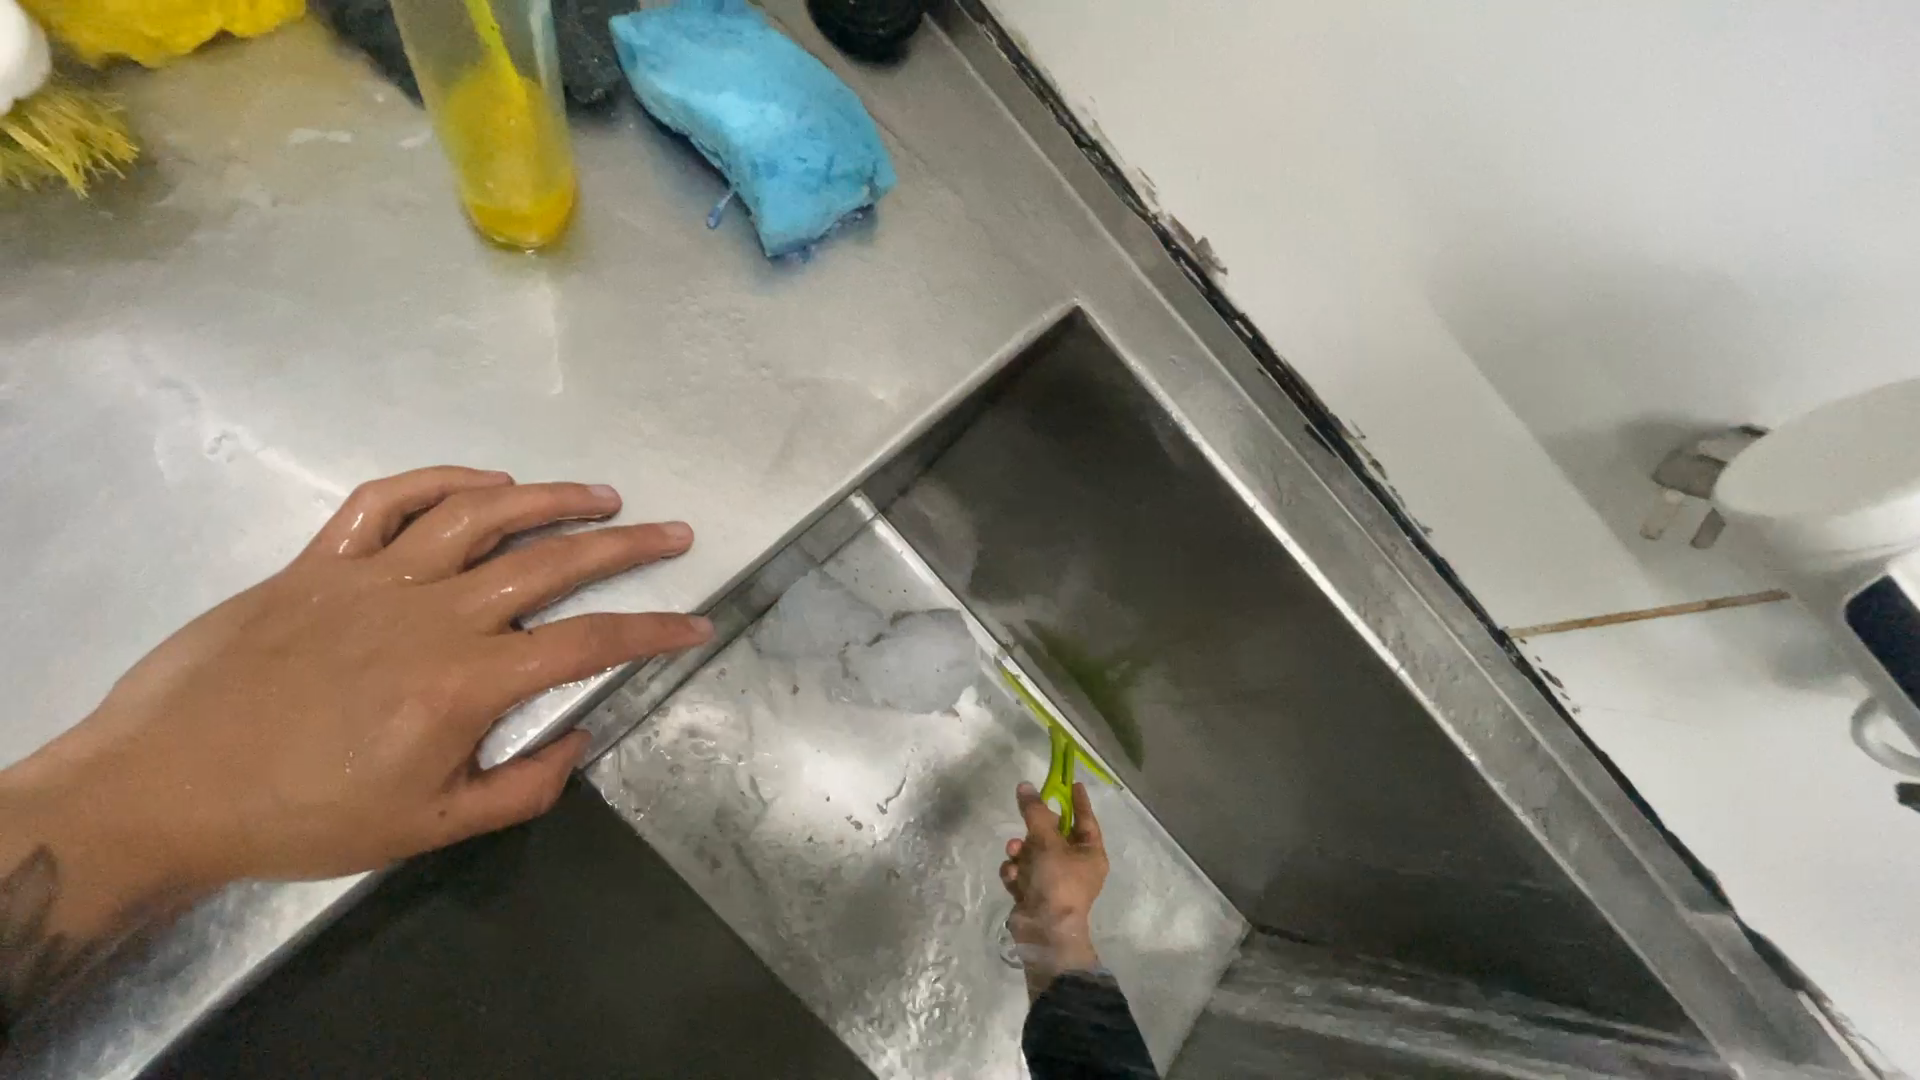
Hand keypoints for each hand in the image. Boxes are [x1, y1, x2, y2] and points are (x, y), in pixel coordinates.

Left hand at [1, 466, 712, 961]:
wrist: (155, 795)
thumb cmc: (301, 818)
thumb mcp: (431, 828)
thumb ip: (524, 786)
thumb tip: (578, 737)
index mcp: (464, 682)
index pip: (589, 643)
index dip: (655, 630)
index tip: (695, 624)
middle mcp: (431, 615)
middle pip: (553, 563)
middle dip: (628, 545)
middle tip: (674, 531)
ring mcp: (373, 579)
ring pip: (481, 515)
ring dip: (553, 499)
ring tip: (602, 495)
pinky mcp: (319, 562)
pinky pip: (388, 501)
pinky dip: (445, 481)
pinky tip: (489, 483)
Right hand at [1000, 781, 1108, 994]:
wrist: (1044, 932)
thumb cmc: (1057, 882)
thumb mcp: (1047, 841)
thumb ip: (1035, 811)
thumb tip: (1025, 785)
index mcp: (1090, 854)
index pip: (1085, 820)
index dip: (1078, 802)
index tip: (1072, 783)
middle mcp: (1075, 867)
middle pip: (1053, 835)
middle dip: (1035, 828)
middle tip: (1025, 814)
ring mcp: (1053, 882)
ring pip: (1033, 852)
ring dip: (1021, 850)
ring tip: (1014, 852)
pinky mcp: (1033, 894)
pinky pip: (1022, 872)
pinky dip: (1016, 871)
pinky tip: (1013, 875)